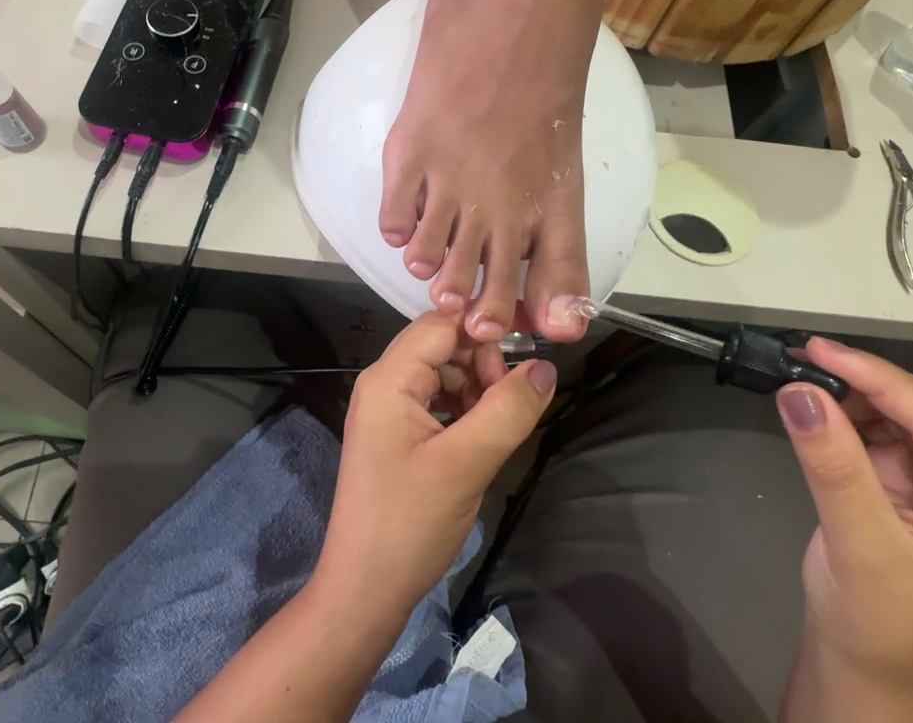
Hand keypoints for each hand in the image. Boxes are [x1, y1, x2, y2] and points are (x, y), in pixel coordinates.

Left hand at [315, 314, 556, 611]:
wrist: (366, 588)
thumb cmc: (410, 522)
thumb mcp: (467, 463)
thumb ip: (508, 410)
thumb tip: (546, 367)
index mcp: (389, 379)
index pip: (442, 323)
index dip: (485, 331)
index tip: (525, 355)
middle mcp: (383, 384)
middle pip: (442, 345)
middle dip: (482, 363)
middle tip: (508, 404)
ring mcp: (388, 410)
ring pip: (443, 373)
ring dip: (476, 389)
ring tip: (497, 425)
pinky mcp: (397, 435)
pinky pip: (436, 401)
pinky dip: (463, 410)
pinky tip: (480, 438)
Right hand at [776, 339, 912, 717]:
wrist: (858, 662)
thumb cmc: (877, 621)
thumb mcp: (860, 546)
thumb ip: (834, 467)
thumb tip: (799, 393)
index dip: (883, 381)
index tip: (823, 351)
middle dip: (865, 385)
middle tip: (805, 358)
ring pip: (899, 419)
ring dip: (851, 397)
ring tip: (802, 379)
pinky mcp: (906, 485)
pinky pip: (877, 435)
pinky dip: (844, 417)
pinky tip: (815, 407)